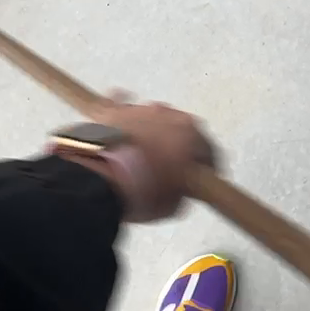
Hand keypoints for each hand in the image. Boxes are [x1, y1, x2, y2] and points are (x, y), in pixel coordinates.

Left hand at [82, 96, 217, 221]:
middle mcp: (171, 115)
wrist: (100, 181)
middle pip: (182, 131)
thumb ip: (184, 187)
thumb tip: (179, 184)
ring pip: (155, 119)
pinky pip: (124, 105)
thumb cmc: (144, 193)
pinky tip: (124, 123)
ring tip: (145, 153)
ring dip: (154, 132)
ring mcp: (142, 108)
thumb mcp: (175, 204)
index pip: (209, 151)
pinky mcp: (115, 109)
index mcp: (193, 136)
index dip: (206, 168)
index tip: (201, 180)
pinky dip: (126, 115)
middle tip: (172, 168)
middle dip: (180, 147)